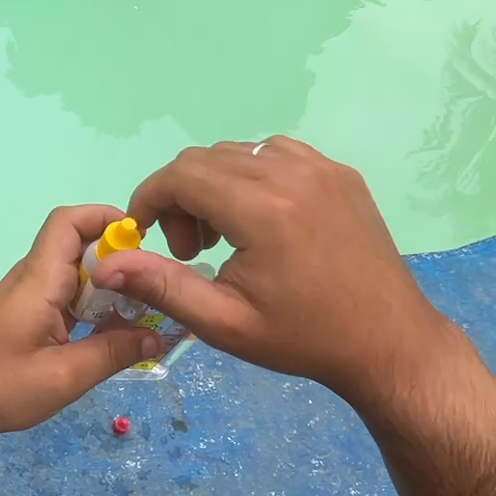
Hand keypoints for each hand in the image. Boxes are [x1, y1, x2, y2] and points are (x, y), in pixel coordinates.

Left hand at [0, 205, 162, 446]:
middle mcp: (33, 277)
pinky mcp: (25, 314)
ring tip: (140, 314)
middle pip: (78, 244)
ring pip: (74, 272)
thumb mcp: (62, 378)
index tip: (143, 248)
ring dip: (107, 286)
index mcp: (39, 279)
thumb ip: (112, 353)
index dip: (108, 220)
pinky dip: (91, 305)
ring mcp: (27, 296)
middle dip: (118, 259)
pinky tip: (109, 333)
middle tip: (152, 292)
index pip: (70, 221)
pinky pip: (65, 295)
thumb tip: (158, 335)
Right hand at [93, 139, 458, 407]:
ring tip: (224, 236)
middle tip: (191, 250)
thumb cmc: (302, 339)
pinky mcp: (339, 172)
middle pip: (202, 159)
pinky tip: (257, 217)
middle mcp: (293, 174)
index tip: (144, 234)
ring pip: (235, 152)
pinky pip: (272, 153)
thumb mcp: (222, 322)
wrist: (390, 343)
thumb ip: (160, 285)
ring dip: (211, 185)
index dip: (148, 199)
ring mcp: (322, 168)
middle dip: (178, 198)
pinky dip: (247, 177)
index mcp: (264, 211)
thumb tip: (105, 264)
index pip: (180, 175)